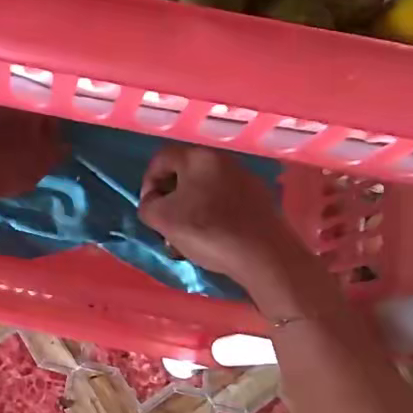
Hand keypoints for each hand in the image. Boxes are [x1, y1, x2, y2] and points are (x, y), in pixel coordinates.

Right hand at [137, 145, 311, 289]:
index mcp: (198, 157)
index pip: (161, 158)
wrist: (264, 255)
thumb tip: (154, 203)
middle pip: (185, 174)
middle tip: (166, 225)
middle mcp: (223, 160)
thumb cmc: (208, 231)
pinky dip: (214, 216)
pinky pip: (226, 201)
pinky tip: (214, 239)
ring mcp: (245, 178)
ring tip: (188, 238)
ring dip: (191, 210)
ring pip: (206, 189)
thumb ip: (148, 206)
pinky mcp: (260, 199)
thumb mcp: (162, 219)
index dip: (147, 183)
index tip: (149, 208)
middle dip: (170, 199)